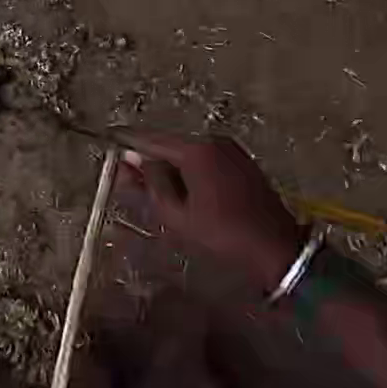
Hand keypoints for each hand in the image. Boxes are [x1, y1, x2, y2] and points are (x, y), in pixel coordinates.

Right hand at [119, 134, 303, 294]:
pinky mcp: (240, 158)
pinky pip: (204, 156)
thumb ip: (151, 183)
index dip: (128, 142)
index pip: (151, 139)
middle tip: (131, 177)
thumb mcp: (177, 215)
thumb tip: (133, 161)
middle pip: (170, 143)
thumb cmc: (222, 234)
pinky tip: (184, 189)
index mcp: (195, 149)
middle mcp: (212, 139)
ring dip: (170, 165)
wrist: (276, 247)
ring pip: (187, 150)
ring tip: (157, 189)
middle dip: (149, 158)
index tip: (109, 141)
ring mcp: (229, 147)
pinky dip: (189, 167)